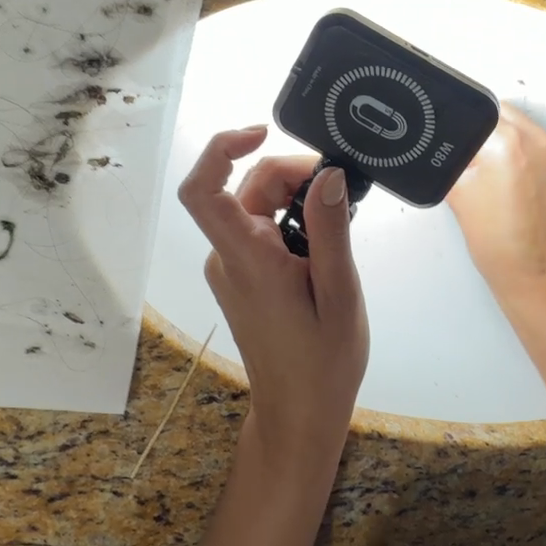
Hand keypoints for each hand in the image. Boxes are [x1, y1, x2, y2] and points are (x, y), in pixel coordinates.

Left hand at [178, 125, 368, 459]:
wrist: (299, 413)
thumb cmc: (323, 361)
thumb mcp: (340, 293)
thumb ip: (330, 231)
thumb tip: (328, 173)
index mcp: (247, 260)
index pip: (203, 191)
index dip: (221, 149)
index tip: (261, 132)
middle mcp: (228, 257)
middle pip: (245, 189)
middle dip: (292, 175)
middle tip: (341, 193)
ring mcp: (231, 268)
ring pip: (255, 206)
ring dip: (295, 198)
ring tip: (338, 223)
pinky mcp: (241, 277)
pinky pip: (260, 228)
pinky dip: (291, 220)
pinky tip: (323, 242)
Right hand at [448, 103, 545, 302]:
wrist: (535, 276)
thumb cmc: (500, 244)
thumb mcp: (457, 193)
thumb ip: (450, 161)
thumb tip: (445, 147)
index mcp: (509, 142)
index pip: (478, 111)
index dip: (461, 125)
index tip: (455, 139)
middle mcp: (539, 142)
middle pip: (503, 115)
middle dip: (485, 131)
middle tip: (471, 156)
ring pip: (524, 129)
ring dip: (507, 141)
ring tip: (491, 172)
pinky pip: (541, 149)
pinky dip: (525, 156)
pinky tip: (510, 183)